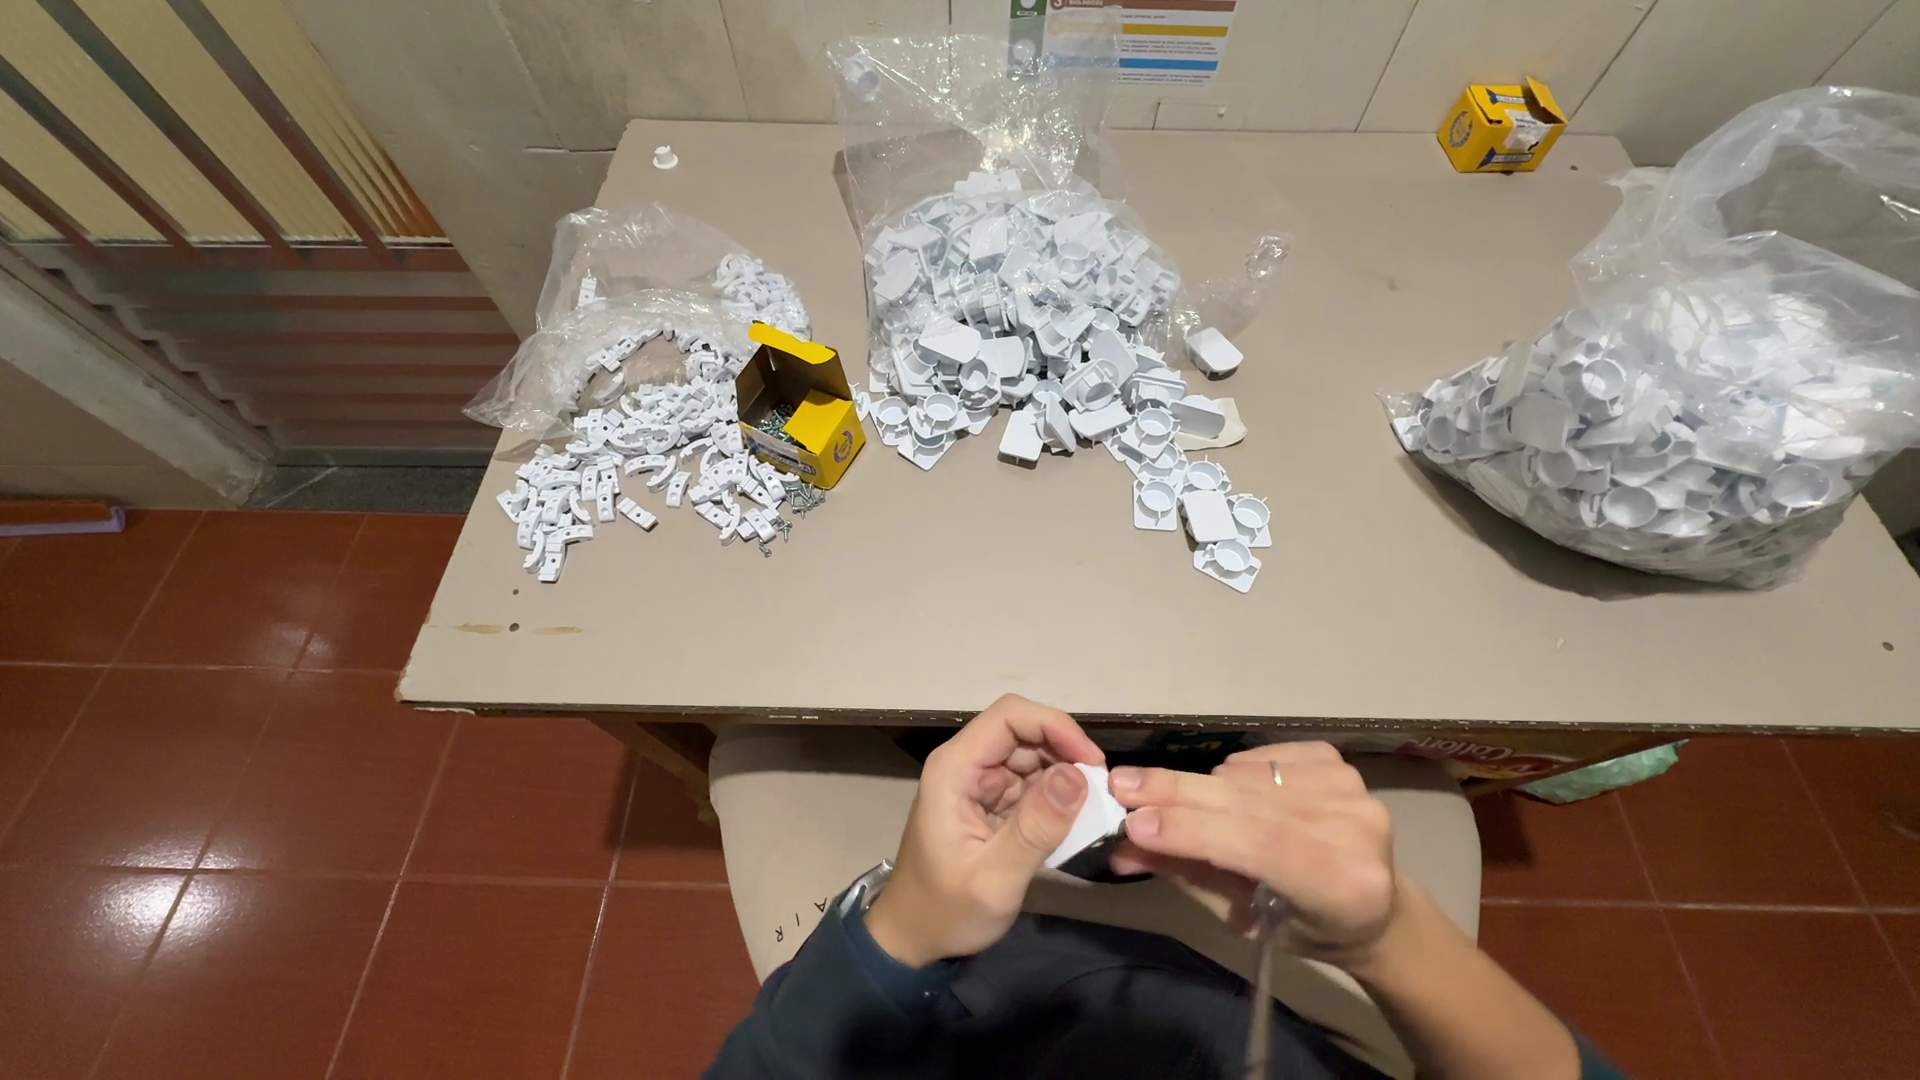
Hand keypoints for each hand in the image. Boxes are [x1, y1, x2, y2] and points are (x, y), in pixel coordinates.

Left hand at [864, 694, 1103, 967]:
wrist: (912, 939)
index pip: (1009, 716)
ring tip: (1091, 807)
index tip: (1091, 763)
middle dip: (1065, 751)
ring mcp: (978, 781)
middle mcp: (965, 763)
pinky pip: (1029, 780)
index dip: (1054, 726)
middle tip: (1100, 791)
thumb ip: (1036, 828)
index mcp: (955, 769)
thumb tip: (1077, 776)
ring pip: (1031, 753)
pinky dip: (1055, 793)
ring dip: (1063, 773)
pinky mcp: (991, 800)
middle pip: (1023, 730)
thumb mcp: (995, 879)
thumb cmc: (945, 911)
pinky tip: (1073, 818)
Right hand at [1108, 742, 1399, 969]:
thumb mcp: (1243, 918)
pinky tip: (1241, 796)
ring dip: (1203, 789)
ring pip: (1242, 775)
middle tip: (1118, 786)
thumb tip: (1119, 849)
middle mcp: (1354, 829)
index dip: (1192, 830)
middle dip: (1173, 793)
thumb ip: (1184, 875)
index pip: (1257, 845)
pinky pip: (1257, 757)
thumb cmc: (1304, 925)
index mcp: (1340, 885)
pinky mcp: (1337, 761)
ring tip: (1198, 812)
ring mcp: (1349, 788)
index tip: (1132, 821)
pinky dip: (1233, 774)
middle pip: (1245, 802)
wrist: (1377, 906)